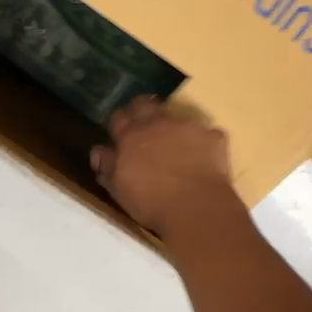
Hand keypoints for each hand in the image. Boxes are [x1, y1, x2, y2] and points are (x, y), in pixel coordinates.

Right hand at [92, 97, 246, 243]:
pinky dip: (200, 143)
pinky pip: (204, 133)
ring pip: (175, 117)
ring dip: (171, 127)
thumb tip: (98, 151)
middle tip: (141, 127)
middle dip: (140, 111)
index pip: (118, 117)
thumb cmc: (149, 201)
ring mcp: (187, 126)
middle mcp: (158, 123)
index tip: (118, 132)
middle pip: (144, 104)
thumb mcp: (119, 188)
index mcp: (131, 136)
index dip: (118, 122)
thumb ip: (108, 166)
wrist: (195, 207)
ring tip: (173, 147)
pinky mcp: (213, 136)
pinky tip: (200, 159)